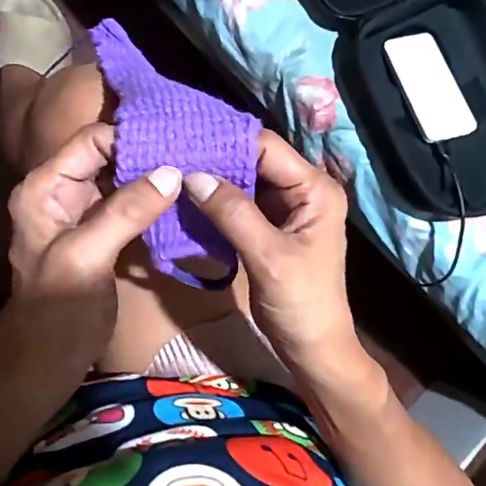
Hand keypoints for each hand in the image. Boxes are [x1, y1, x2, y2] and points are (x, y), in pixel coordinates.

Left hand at [0, 123, 180, 375]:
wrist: (46, 359)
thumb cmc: (56, 310)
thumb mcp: (86, 257)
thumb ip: (124, 213)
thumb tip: (172, 172)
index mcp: (44, 187)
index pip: (91, 140)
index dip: (130, 137)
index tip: (176, 142)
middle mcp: (60, 191)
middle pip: (107, 155)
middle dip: (147, 153)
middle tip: (193, 152)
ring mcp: (81, 212)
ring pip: (120, 179)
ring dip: (152, 176)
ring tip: (194, 169)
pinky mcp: (100, 233)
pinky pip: (127, 204)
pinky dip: (151, 200)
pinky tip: (180, 199)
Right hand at [185, 131, 362, 376]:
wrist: (312, 348)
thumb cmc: (301, 302)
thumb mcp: (268, 256)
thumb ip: (233, 213)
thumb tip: (192, 174)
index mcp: (315, 189)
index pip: (266, 148)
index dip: (226, 140)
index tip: (185, 137)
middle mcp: (302, 190)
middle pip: (253, 160)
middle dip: (215, 158)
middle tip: (170, 152)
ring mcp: (284, 209)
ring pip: (243, 181)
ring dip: (211, 179)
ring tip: (171, 169)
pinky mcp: (268, 227)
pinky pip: (238, 205)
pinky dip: (214, 202)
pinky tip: (185, 198)